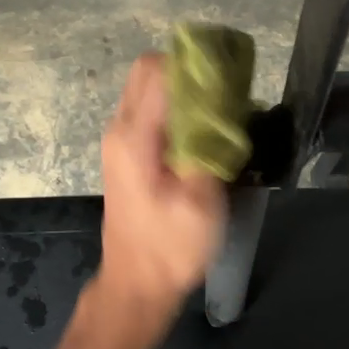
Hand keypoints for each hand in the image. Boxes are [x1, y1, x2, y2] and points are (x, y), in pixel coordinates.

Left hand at [97, 54, 227, 311]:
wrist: (136, 286)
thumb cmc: (169, 248)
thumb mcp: (200, 202)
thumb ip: (209, 146)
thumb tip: (222, 106)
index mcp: (134, 136)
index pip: (157, 69)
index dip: (194, 63)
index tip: (228, 74)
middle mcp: (120, 129)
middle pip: (148, 71)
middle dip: (188, 70)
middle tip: (227, 88)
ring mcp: (119, 140)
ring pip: (148, 89)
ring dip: (183, 89)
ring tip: (221, 107)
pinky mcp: (127, 153)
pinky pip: (150, 111)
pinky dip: (176, 108)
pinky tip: (205, 129)